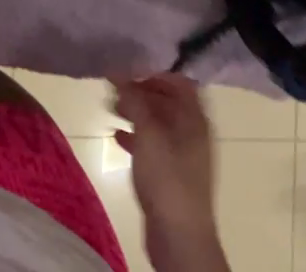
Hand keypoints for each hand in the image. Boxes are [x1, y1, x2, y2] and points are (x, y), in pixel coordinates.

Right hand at [112, 75, 223, 267]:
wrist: (180, 237)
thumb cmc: (167, 179)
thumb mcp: (148, 133)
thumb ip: (134, 99)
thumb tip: (117, 70)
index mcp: (195, 118)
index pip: (179, 80)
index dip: (155, 70)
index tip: (128, 67)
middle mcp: (192, 131)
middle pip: (167, 99)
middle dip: (140, 90)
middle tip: (112, 88)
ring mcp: (182, 153)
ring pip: (158, 121)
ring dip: (135, 111)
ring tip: (110, 108)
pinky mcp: (170, 172)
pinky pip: (152, 143)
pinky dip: (135, 136)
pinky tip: (116, 136)